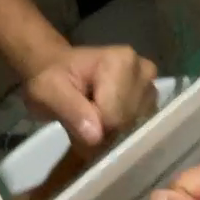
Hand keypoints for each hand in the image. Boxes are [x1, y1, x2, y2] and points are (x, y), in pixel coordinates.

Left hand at [23, 45, 157, 149]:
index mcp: (120, 61)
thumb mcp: (48, 92)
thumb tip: (97, 137)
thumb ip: (72, 111)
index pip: (114, 115)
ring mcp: (150, 82)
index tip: (75, 126)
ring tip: (92, 118)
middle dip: (103, 132)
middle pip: (126, 121)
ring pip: (134, 125)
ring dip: (112, 132)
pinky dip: (122, 130)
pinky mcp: (151, 95)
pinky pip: (140, 124)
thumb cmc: (51, 78)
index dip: (92, 130)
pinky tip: (107, 119)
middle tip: (81, 122)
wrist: (58, 67)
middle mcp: (143, 69)